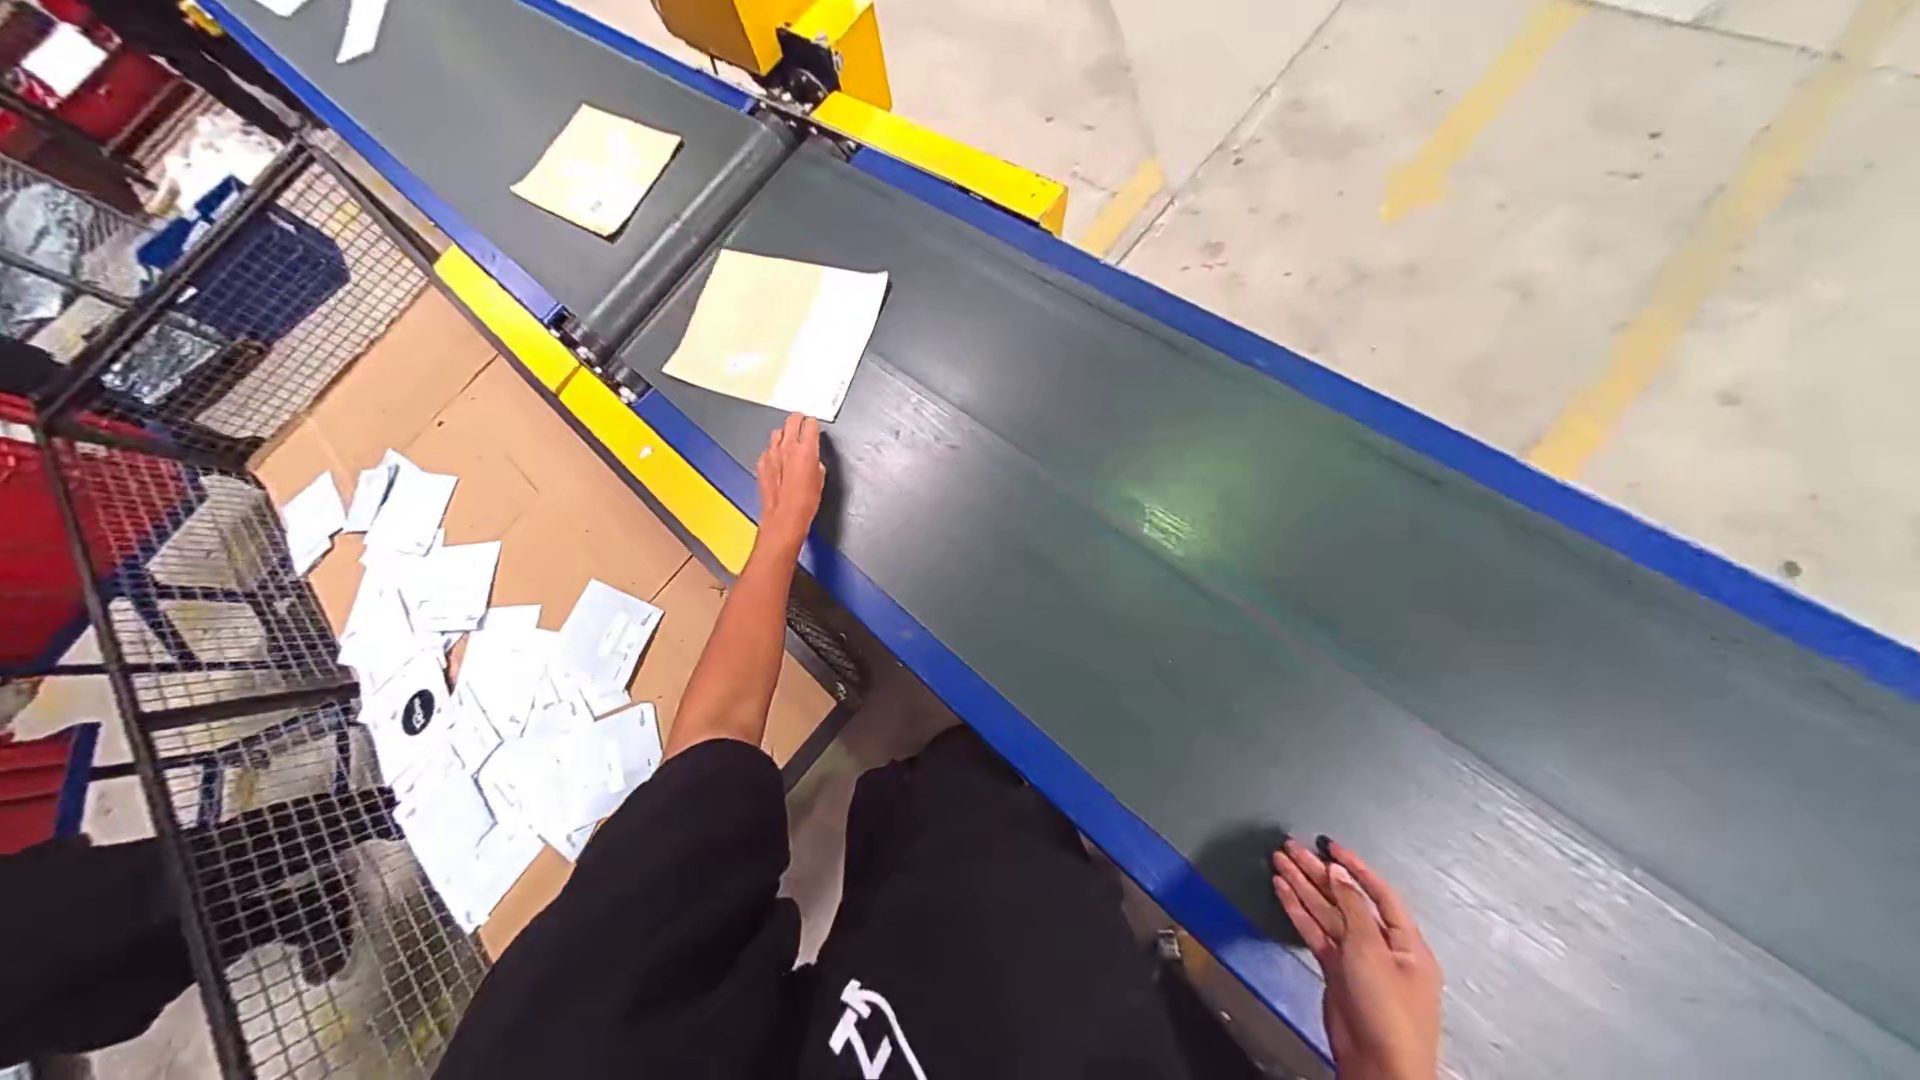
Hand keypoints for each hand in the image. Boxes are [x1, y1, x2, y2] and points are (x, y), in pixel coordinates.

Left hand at [755, 413, 824, 550]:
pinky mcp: (761, 463)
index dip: (813, 423)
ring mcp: (771, 454)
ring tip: (789, 441)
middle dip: (798, 419)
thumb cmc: (805, 502)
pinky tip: (778, 460)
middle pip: (792, 420)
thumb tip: (812, 458)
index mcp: (806, 450)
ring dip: (785, 433)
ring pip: (778, 432)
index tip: (814, 425)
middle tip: (802, 422)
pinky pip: (768, 449)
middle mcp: (787, 447)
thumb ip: (816, 462)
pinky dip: (774, 450)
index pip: (810, 424)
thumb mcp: (821, 479)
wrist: (784, 516)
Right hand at [1272, 837, 1442, 1079]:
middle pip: (1346, 900)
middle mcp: (1382, 946)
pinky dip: (1298, 911)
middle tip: (1290, 848)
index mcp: (1406, 943)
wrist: (1378, 1067)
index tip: (1329, 845)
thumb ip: (1352, 908)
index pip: (1379, 893)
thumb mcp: (1372, 952)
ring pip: (1326, 913)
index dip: (1355, 867)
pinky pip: (1316, 932)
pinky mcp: (1336, 970)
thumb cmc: (1387, 1009)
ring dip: (1303, 887)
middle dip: (1318, 873)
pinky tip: (1281, 890)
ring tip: (1279, 861)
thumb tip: (1338, 873)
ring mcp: (1357, 958)